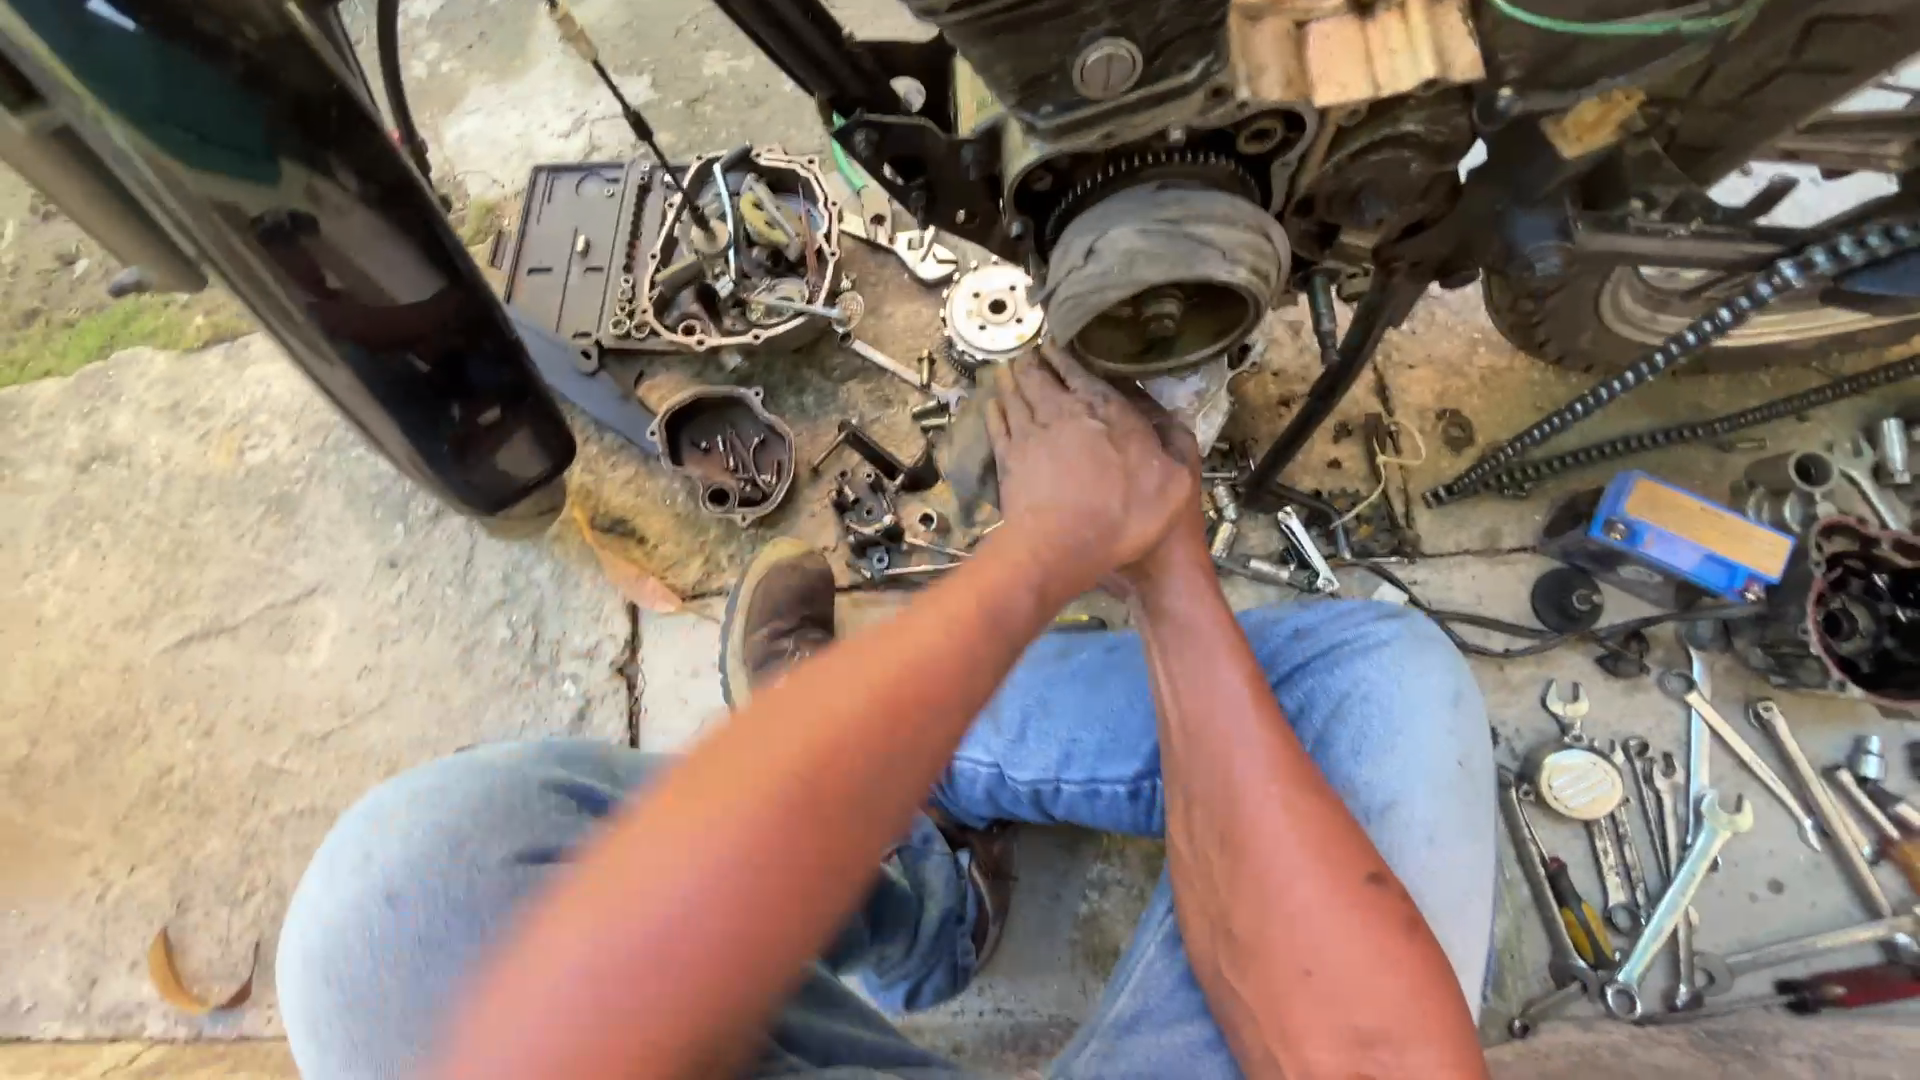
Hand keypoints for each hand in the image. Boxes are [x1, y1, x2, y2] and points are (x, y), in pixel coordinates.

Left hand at [986, 344, 1200, 596]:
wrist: (1064, 546)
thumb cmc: (1124, 517)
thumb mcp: (1175, 482)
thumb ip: (1175, 446)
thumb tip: (1172, 424)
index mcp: (1106, 411)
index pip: (1082, 371)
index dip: (1067, 356)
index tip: (1057, 345)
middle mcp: (1064, 413)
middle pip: (1042, 377)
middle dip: (1035, 362)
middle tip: (1029, 351)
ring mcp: (1030, 434)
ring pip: (1016, 395)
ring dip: (1011, 379)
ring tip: (1008, 368)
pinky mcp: (1007, 459)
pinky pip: (998, 425)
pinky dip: (994, 409)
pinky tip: (992, 403)